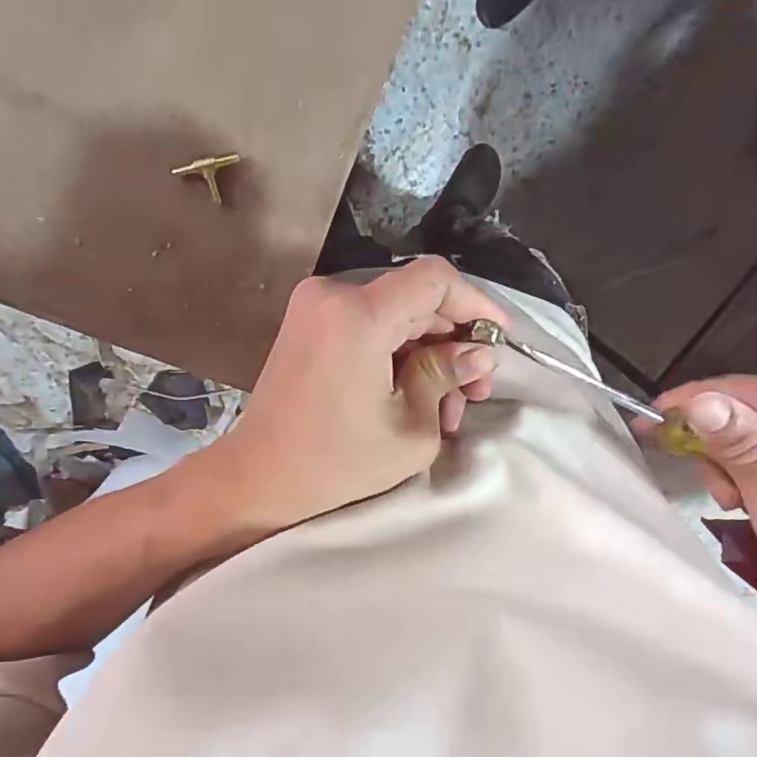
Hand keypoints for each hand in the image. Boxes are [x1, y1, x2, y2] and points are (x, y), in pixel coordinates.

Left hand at [187, 257, 505, 530]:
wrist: (258, 476)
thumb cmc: (334, 463)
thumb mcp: (410, 428)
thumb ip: (446, 378)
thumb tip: (477, 352)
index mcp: (357, 315)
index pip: (436, 279)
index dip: (476, 304)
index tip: (497, 340)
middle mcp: (331, 296)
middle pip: (414, 296)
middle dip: (451, 339)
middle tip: (471, 389)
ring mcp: (312, 308)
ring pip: (392, 312)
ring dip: (425, 352)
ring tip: (444, 405)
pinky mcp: (305, 325)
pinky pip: (365, 324)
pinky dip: (393, 351)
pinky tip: (412, 393)